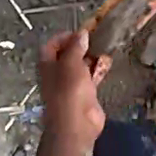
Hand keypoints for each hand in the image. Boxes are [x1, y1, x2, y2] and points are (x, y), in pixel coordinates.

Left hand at [37, 31, 107, 149]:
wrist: (76, 123)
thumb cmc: (69, 90)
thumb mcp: (71, 63)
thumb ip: (76, 47)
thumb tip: (82, 33)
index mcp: (48, 65)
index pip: (51, 45)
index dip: (64, 36)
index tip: (80, 32)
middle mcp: (57, 73)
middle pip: (68, 54)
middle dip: (81, 46)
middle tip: (96, 39)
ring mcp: (71, 84)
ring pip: (81, 65)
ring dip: (92, 57)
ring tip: (104, 48)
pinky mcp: (85, 93)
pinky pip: (91, 76)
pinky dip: (99, 69)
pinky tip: (107, 63)